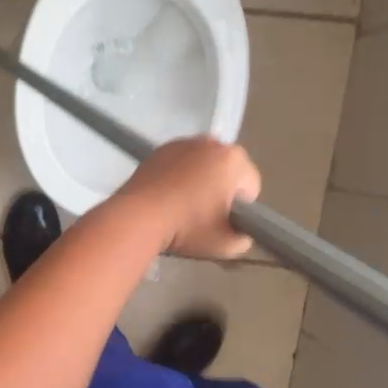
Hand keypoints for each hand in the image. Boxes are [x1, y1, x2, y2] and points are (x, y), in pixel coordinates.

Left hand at [111, 137, 261, 260]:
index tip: (220, 223)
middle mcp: (211, 142)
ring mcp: (182, 143)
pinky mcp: (159, 150)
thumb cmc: (186, 228)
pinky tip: (167, 196)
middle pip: (227, 173)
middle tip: (201, 217)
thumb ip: (244, 237)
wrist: (137, 218)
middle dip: (220, 192)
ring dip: (199, 183)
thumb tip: (240, 231)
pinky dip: (178, 177)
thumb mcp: (226, 244)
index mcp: (234, 159)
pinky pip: (179, 165)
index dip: (239, 210)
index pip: (250, 188)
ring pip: (203, 167)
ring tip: (181, 207)